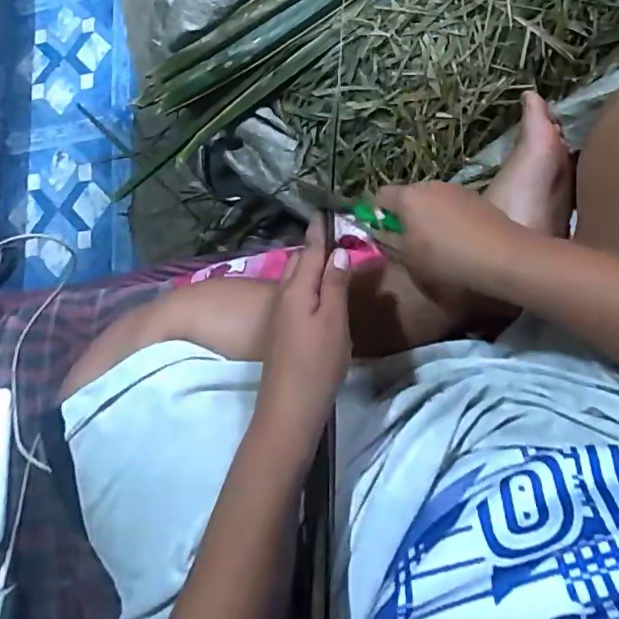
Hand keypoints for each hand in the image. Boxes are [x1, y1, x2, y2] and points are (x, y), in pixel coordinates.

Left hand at [255, 217, 351, 445]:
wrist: (289, 406)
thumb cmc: (316, 361)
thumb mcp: (334, 320)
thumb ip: (335, 285)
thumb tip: (338, 252)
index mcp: (297, 288)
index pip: (309, 251)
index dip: (318, 232)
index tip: (324, 212)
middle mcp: (284, 294)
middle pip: (298, 262)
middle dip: (313, 246)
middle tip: (331, 234)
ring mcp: (280, 313)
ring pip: (294, 278)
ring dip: (309, 265)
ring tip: (328, 258)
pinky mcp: (282, 329)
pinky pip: (295, 293)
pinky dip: (307, 284)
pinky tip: (318, 292)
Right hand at [369, 182, 538, 296]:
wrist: (502, 256)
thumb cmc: (446, 257)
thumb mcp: (408, 257)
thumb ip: (388, 241)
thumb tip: (378, 232)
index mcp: (407, 196)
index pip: (380, 195)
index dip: (375, 213)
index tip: (380, 233)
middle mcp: (429, 185)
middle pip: (406, 196)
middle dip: (403, 215)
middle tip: (406, 242)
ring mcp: (455, 189)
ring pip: (430, 201)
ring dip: (426, 217)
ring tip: (435, 244)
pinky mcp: (476, 199)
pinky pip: (450, 206)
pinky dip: (447, 220)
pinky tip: (458, 241)